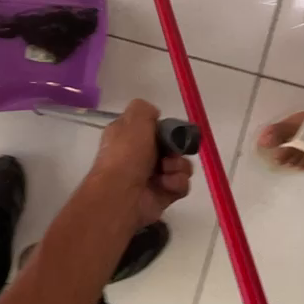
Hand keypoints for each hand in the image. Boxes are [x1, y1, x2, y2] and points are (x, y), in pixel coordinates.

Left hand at [89, 99, 193, 227]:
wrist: (122, 193)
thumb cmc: (126, 153)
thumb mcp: (134, 120)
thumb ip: (144, 109)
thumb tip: (155, 114)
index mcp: (127, 136)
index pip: (153, 128)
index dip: (165, 129)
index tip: (170, 132)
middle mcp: (138, 155)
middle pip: (171, 147)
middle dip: (176, 149)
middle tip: (170, 153)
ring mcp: (151, 176)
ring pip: (180, 166)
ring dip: (178, 166)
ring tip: (165, 171)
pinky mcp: (163, 194)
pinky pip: (181, 185)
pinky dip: (176, 183)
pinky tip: (165, 184)